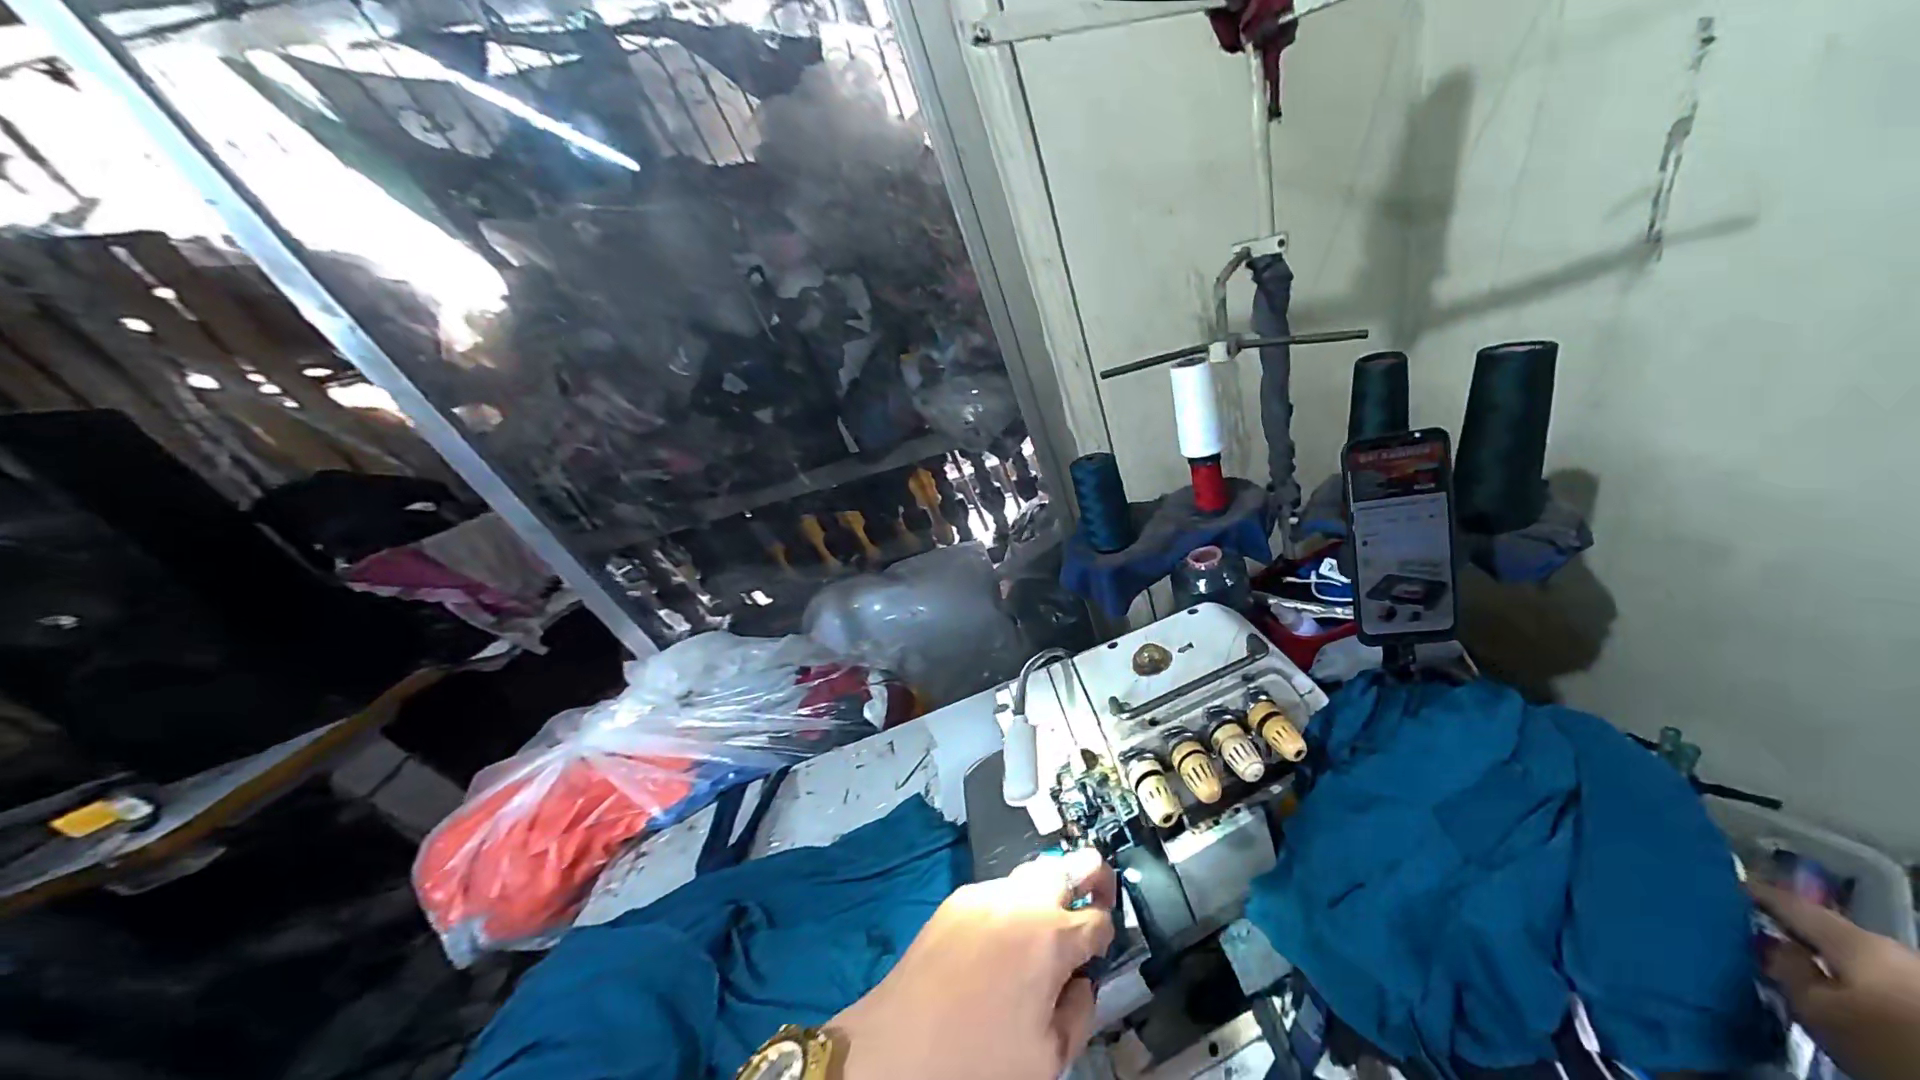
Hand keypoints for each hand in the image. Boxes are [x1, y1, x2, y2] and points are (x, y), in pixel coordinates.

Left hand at [829, 848, 1116, 1079]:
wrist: (895, 1052)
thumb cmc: (975, 1060)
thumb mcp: (1048, 1057)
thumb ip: (1079, 1012)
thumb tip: (1081, 985)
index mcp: (1049, 937)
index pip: (1099, 917)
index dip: (1107, 934)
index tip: (1102, 948)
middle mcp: (1018, 901)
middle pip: (1072, 865)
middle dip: (1090, 881)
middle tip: (1092, 906)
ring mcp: (983, 894)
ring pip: (1032, 872)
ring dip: (1049, 891)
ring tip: (1046, 930)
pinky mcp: (955, 901)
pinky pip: (998, 889)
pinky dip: (1013, 904)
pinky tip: (1005, 941)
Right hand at [1752, 881, 1919, 1079]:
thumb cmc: (1885, 1040)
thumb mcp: (1818, 1009)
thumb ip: (1787, 967)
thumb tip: (1770, 942)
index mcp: (1856, 941)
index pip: (1794, 905)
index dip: (1758, 893)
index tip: (1727, 884)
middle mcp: (1890, 949)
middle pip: (1829, 931)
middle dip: (1793, 928)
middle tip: (1753, 926)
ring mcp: (1916, 976)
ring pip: (1853, 955)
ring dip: (1820, 954)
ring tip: (1790, 959)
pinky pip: (1873, 976)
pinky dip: (1844, 974)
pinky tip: (1832, 985)